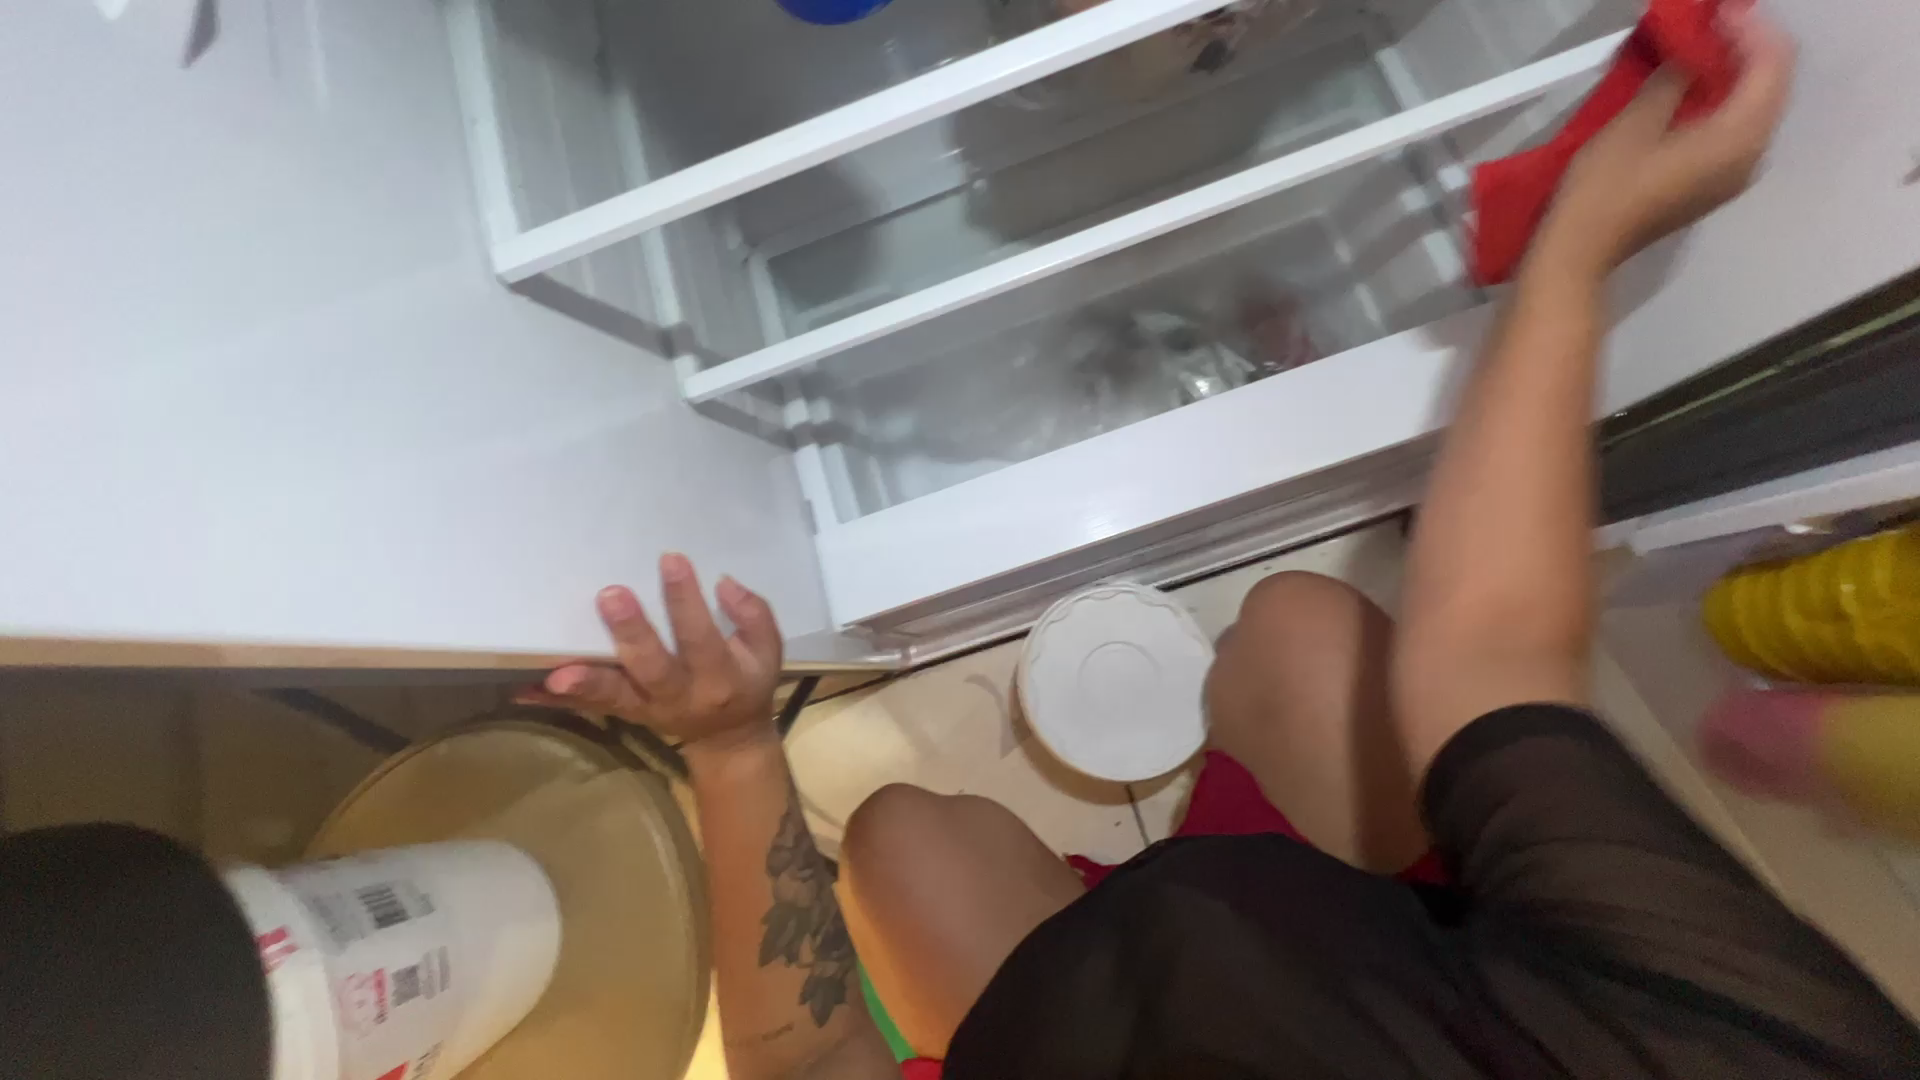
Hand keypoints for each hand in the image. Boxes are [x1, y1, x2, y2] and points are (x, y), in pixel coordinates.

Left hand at [519, 553, 784, 758]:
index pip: (701, 636)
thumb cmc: (749, 682)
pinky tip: (524, 689)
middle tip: (610, 595)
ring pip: (615, 696)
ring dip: (585, 682)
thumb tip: (724, 582)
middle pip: (653, 667)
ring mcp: (648, 708)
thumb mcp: (769, 651)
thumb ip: (753, 616)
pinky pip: (589, 708)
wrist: (729, 738)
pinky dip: (555, 701)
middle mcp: (682, 695)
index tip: (670, 559)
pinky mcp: (625, 714)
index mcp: (719, 676)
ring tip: (555, 673)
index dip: (686, 600)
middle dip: (632, 633)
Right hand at [1539, 6, 1795, 276]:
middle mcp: (1753, 154)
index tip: (1717, 11)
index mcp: (1742, 134)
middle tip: (1710, 30)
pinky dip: (1715, 112)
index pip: (1771, 62)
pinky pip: (1728, 137)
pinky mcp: (1707, 190)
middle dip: (1743, 53)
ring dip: (1728, 83)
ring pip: (1748, 112)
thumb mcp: (1633, 123)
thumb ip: (1673, 79)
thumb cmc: (1600, 191)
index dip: (1748, 28)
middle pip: (1767, 86)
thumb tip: (1690, 57)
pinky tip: (1688, 103)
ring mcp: (1731, 177)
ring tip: (1697, 62)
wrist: (1575, 254)